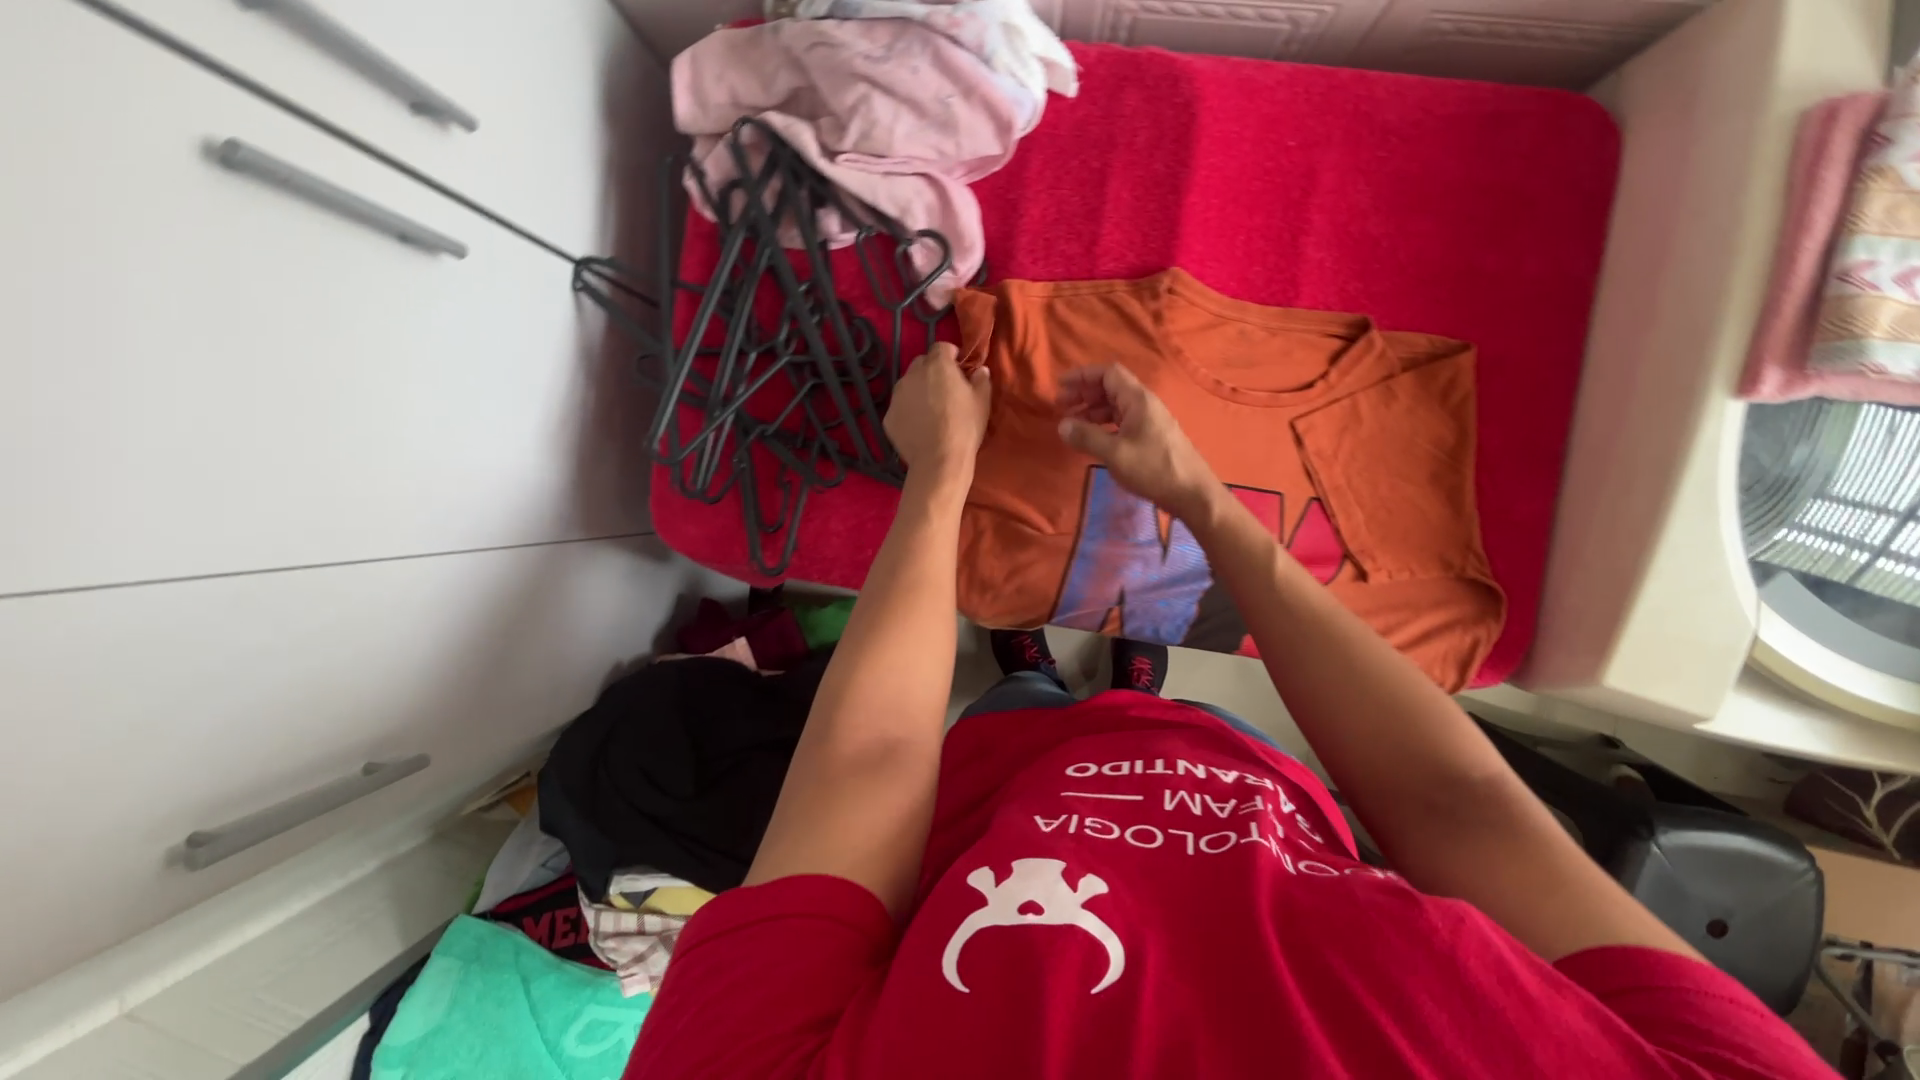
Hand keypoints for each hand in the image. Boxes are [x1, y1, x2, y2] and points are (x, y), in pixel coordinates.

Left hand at [884, 343, 991, 480]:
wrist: (939, 460)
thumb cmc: (965, 427)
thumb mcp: (982, 401)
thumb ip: (981, 380)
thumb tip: (979, 370)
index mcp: (937, 365)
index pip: (941, 347)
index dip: (951, 356)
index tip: (958, 368)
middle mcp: (912, 374)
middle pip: (921, 363)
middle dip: (932, 371)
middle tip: (944, 390)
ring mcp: (897, 396)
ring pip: (907, 384)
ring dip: (918, 390)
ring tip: (930, 409)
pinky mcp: (888, 416)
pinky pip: (900, 407)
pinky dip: (908, 411)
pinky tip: (919, 426)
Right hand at [1056, 364, 1220, 519]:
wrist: (1191, 493)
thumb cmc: (1154, 469)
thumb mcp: (1115, 454)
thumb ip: (1087, 437)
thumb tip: (1062, 425)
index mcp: (1138, 400)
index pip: (1108, 373)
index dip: (1083, 376)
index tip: (1061, 386)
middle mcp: (1144, 404)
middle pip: (1111, 388)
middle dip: (1084, 393)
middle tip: (1061, 406)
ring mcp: (1149, 421)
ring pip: (1115, 406)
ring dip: (1092, 410)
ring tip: (1072, 423)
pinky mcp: (1150, 437)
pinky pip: (1122, 422)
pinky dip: (1103, 424)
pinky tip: (1092, 437)